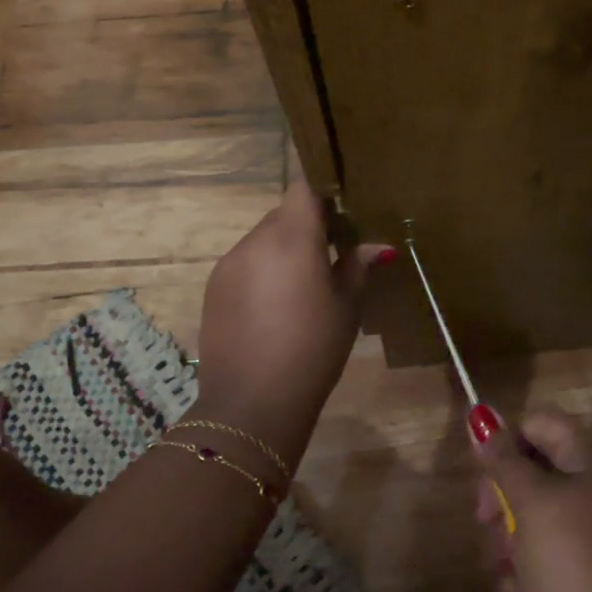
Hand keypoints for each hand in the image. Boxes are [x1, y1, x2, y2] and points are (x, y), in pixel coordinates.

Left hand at [192, 181, 392, 456]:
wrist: (251, 404)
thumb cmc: (312, 350)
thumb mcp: (347, 308)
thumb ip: (358, 267)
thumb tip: (378, 247)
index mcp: (292, 237)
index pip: (304, 187)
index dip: (323, 193)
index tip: (343, 212)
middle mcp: (255, 241)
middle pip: (283, 214)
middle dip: (307, 227)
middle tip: (331, 256)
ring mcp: (229, 264)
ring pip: (262, 240)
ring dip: (283, 251)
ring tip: (303, 289)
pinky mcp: (213, 288)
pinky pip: (244, 264)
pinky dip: (262, 272)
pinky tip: (275, 309)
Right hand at [475, 412, 591, 591]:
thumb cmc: (568, 559)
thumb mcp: (530, 500)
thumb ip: (502, 459)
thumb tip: (480, 416)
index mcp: (587, 467)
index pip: (547, 424)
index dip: (513, 432)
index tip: (483, 458)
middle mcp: (586, 498)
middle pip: (531, 473)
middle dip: (501, 494)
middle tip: (484, 514)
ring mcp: (577, 543)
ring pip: (524, 520)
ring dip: (504, 540)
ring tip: (504, 562)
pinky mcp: (565, 582)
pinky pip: (530, 561)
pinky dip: (517, 575)